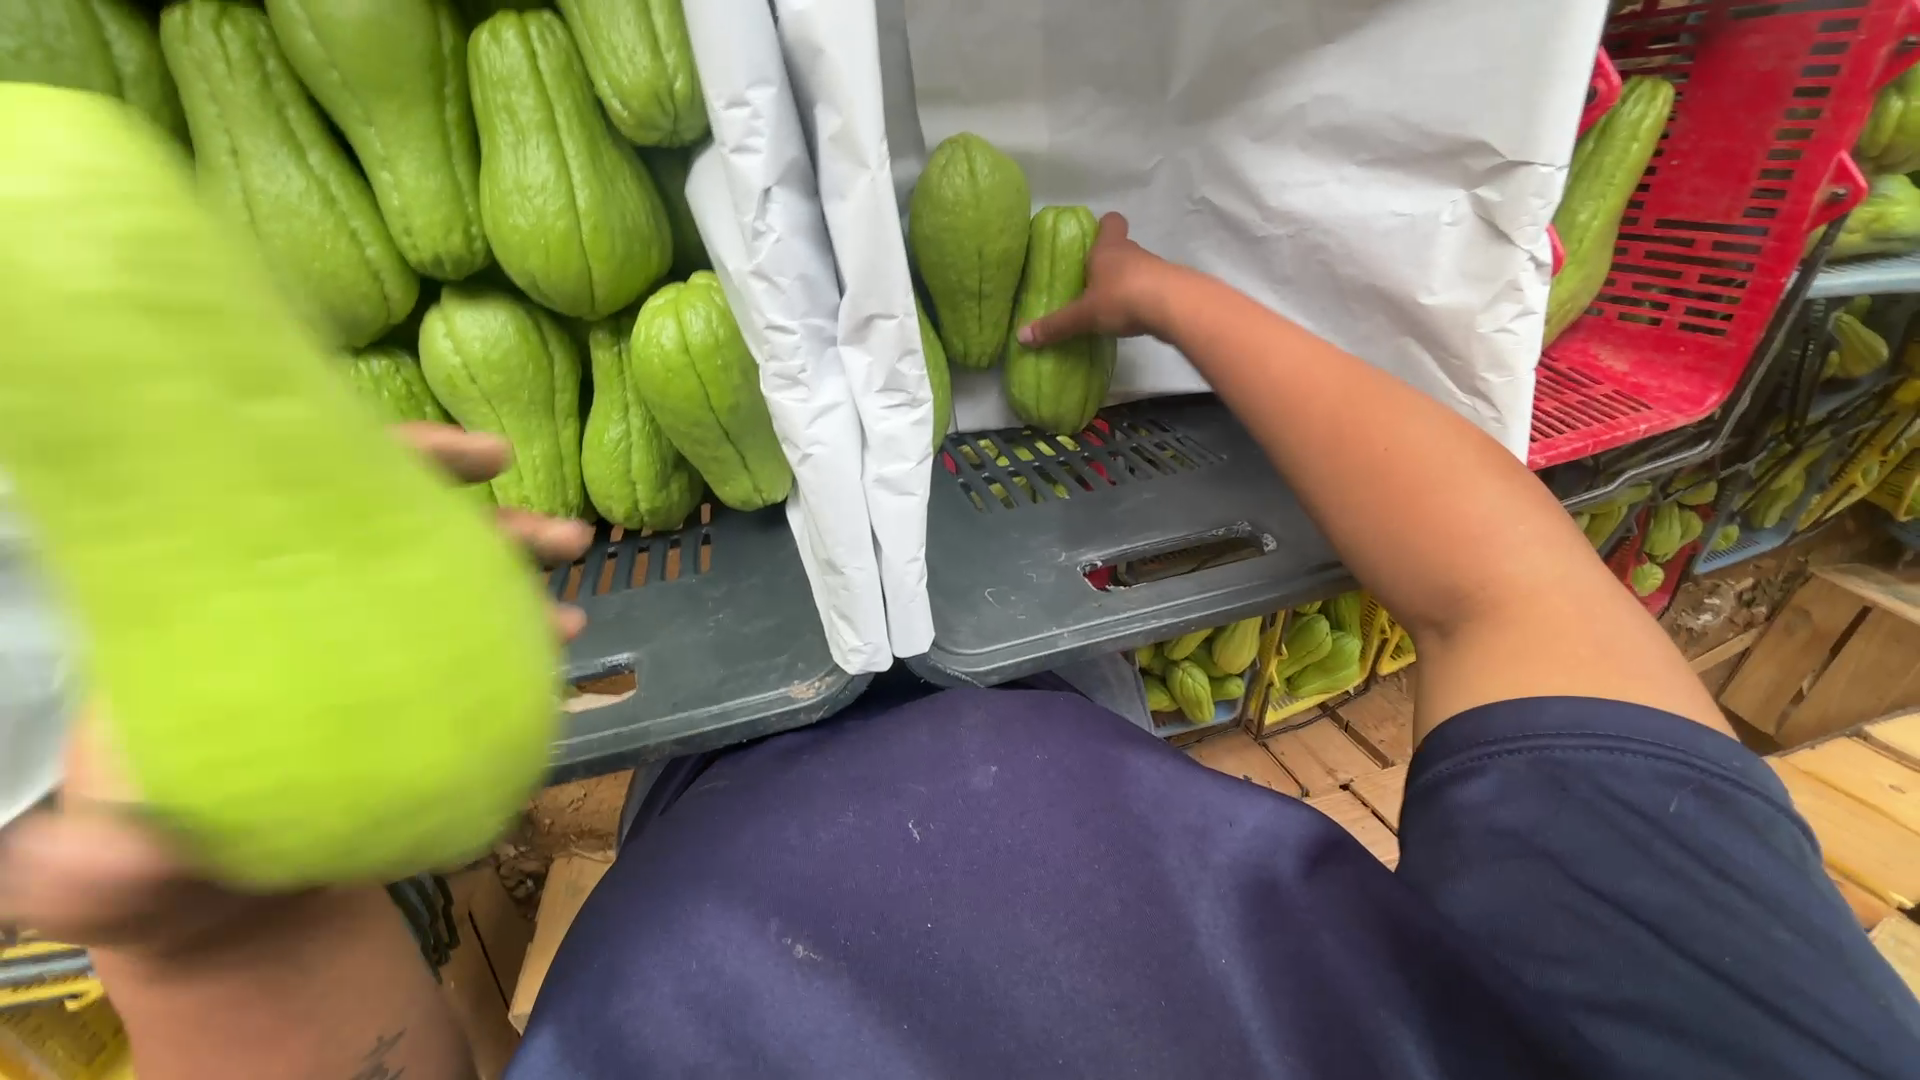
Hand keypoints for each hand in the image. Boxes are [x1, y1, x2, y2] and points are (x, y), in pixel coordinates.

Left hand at [0, 424, 591, 955]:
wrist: (238, 904)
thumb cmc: (159, 871)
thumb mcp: (112, 868)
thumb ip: (108, 856)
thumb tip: (127, 827)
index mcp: (233, 609)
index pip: (312, 501)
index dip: (401, 463)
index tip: (487, 460)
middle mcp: (310, 607)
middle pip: (409, 529)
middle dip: (496, 523)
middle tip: (568, 538)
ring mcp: (371, 644)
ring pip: (457, 577)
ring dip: (525, 569)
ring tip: (578, 599)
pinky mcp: (416, 683)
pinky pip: (480, 637)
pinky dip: (526, 629)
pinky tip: (561, 641)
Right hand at [1016, 212, 1175, 346]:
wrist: (1173, 307)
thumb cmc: (1121, 297)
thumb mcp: (1082, 315)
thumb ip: (1055, 326)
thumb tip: (1022, 336)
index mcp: (1108, 249)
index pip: (1110, 222)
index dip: (1103, 227)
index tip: (1093, 239)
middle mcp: (1132, 253)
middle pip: (1121, 248)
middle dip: (1108, 262)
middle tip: (1091, 282)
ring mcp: (1154, 269)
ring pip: (1136, 270)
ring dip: (1125, 283)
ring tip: (1109, 306)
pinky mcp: (1168, 289)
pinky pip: (1149, 290)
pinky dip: (1140, 301)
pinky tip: (1130, 319)